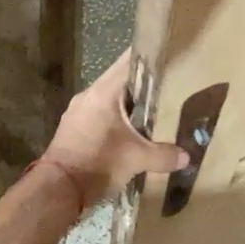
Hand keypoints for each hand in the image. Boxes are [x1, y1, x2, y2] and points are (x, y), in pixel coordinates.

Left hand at [40, 50, 188, 206]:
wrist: (58, 190)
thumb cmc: (98, 164)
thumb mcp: (136, 159)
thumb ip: (164, 155)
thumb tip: (186, 157)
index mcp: (103, 92)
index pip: (129, 63)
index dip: (150, 57)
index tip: (169, 53)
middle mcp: (88, 97)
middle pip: (120, 82)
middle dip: (144, 85)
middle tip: (169, 86)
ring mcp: (78, 114)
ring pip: (110, 101)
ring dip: (129, 106)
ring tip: (154, 111)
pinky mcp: (74, 131)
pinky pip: (100, 117)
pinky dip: (117, 121)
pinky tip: (131, 133)